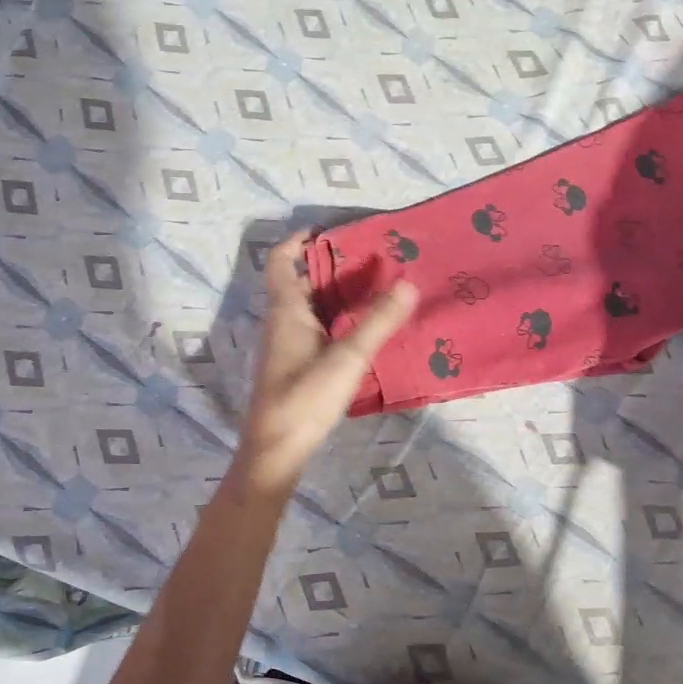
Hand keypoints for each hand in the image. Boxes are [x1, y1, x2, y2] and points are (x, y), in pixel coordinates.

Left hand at [231, 232, 417, 498]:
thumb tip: (408, 282)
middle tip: (370, 259)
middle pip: (301, 283)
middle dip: (330, 267)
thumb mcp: (348, 358)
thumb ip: (379, 321)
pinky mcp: (293, 368)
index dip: (298, 241)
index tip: (327, 231)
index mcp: (287, 311)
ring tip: (375, 289)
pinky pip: (314, 329)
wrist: (274, 452)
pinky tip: (362, 332)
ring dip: (335, 295)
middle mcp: (282, 323)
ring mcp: (286, 347)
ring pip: (309, 308)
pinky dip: (335, 320)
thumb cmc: (305, 399)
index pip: (282, 261)